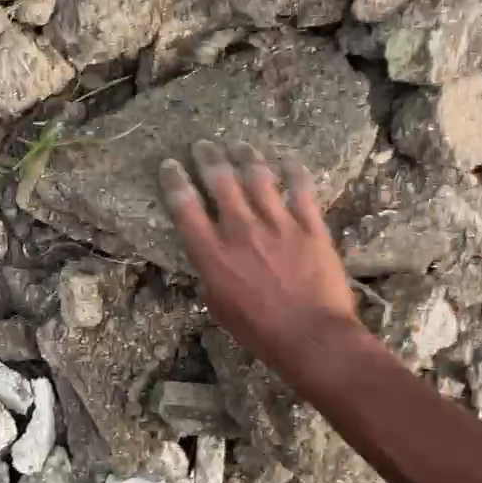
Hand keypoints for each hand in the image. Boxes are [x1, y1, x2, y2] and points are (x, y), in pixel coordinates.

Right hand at [160, 141, 365, 369]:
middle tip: (204, 145)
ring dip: (246, 158)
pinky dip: (293, 171)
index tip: (170, 165)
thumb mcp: (218, 306)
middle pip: (221, 182)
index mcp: (213, 254)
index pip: (185, 207)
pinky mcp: (310, 227)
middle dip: (208, 158)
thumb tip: (210, 260)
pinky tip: (287, 161)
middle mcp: (241, 231)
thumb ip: (211, 274)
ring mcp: (278, 225)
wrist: (311, 337)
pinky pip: (301, 190)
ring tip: (241, 146)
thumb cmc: (258, 330)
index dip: (175, 181)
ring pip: (258, 178)